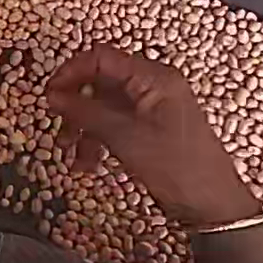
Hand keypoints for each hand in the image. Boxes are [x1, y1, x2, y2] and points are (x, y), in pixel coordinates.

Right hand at [46, 46, 259, 225]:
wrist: (212, 204)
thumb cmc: (177, 166)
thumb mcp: (126, 137)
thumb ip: (87, 113)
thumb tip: (53, 95)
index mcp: (153, 77)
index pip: (102, 58)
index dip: (71, 72)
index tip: (49, 94)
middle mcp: (152, 86)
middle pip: (101, 82)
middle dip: (76, 105)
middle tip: (57, 126)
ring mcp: (151, 108)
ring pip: (104, 107)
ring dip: (83, 127)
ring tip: (69, 152)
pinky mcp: (149, 129)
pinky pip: (115, 125)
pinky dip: (98, 140)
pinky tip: (87, 164)